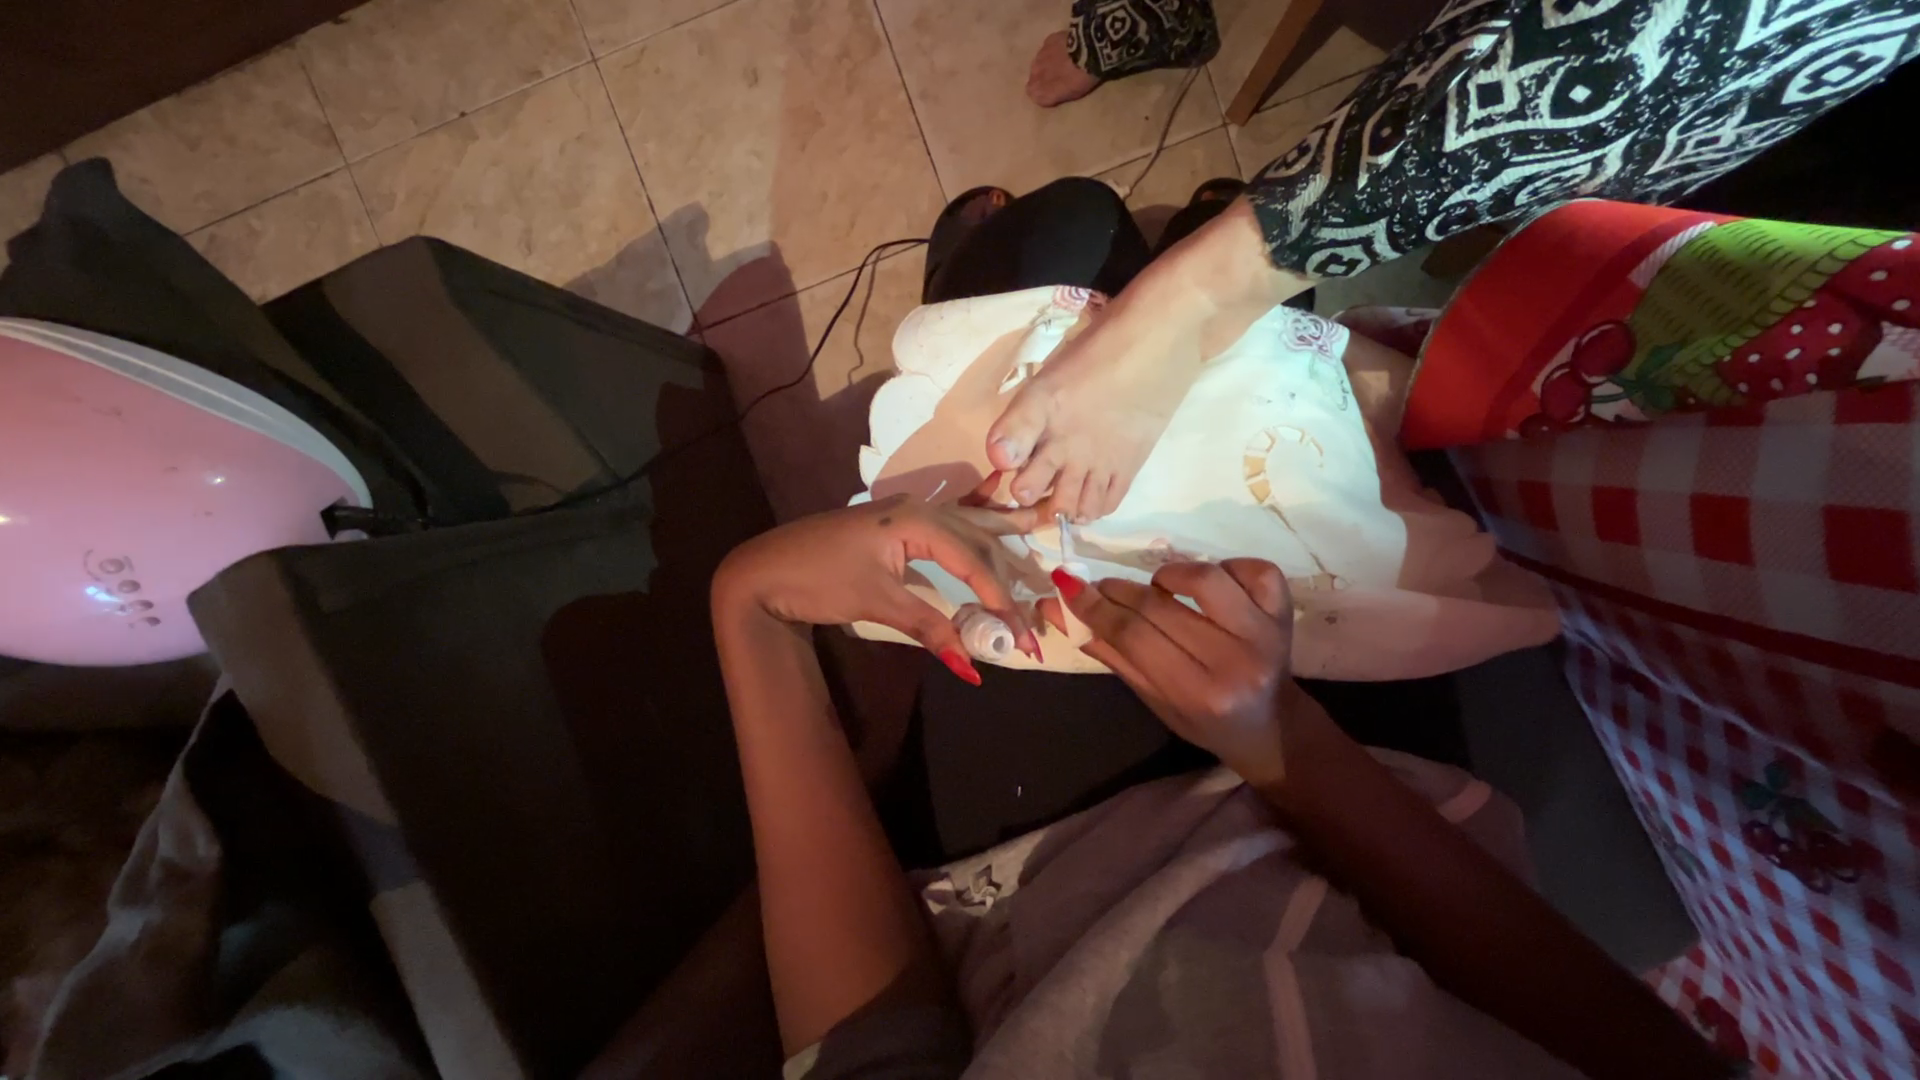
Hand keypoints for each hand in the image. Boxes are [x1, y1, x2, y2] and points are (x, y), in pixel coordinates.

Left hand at [714, 492, 1041, 683]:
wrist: (762, 569)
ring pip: (967, 525)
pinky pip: (949, 528)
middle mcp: (920, 507)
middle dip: (1012, 574)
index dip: (1003, 600)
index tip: (1025, 636)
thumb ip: (928, 626)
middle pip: (980, 539)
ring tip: (1039, 528)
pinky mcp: (897, 525)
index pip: (975, 560)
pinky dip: (974, 534)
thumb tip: (972, 666)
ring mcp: (908, 512)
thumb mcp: (875, 602)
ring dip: (1001, 538)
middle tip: (1046, 606)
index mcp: (918, 519)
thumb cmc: (816, 579)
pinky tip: (990, 529)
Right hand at [1051, 558, 1298, 784]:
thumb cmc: (1203, 720)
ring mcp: (1265, 633)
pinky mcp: (1284, 612)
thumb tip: (1056, 609)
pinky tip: (1210, 586)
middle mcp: (1234, 661)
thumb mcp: (1151, 698)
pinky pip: (1253, 568)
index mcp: (1197, 692)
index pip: (1133, 636)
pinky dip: (1227, 567)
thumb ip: (1108, 652)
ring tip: (1160, 589)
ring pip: (1205, 578)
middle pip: (1159, 607)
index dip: (1094, 607)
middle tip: (1101, 586)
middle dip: (1119, 590)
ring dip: (1170, 575)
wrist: (1271, 726)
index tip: (1067, 585)